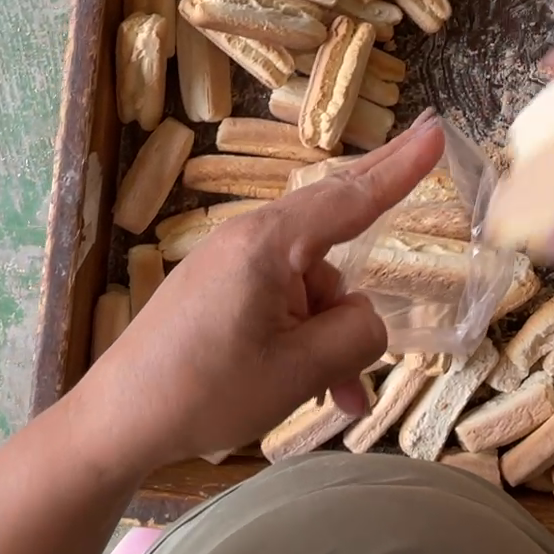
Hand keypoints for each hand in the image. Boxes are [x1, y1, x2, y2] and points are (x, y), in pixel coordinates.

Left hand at [71, 117, 446, 470]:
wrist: (116, 421)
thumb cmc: (206, 392)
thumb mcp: (298, 372)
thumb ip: (355, 335)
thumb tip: (365, 315)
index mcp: (269, 244)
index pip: (350, 197)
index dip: (400, 168)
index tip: (437, 131)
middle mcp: (251, 238)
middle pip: (332, 215)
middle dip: (381, 193)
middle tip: (427, 147)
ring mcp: (233, 262)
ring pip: (311, 283)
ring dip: (334, 332)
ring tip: (339, 397)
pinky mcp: (221, 287)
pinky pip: (282, 300)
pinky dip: (306, 337)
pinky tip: (316, 391)